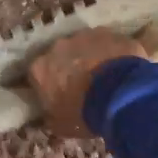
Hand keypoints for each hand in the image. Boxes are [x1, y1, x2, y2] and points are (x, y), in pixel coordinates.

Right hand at [28, 29, 146, 137]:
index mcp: (40, 69)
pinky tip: (121, 68)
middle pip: (60, 56)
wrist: (120, 96)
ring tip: (104, 76)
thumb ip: (51, 117)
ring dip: (90, 57)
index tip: (57, 96)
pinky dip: (111, 53)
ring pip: (84, 46)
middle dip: (68, 67)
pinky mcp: (109, 32)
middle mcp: (57, 46)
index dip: (48, 85)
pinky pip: (107, 43)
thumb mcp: (60, 125)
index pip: (37, 75)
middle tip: (82, 85)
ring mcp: (84, 36)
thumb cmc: (84, 113)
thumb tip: (50, 115)